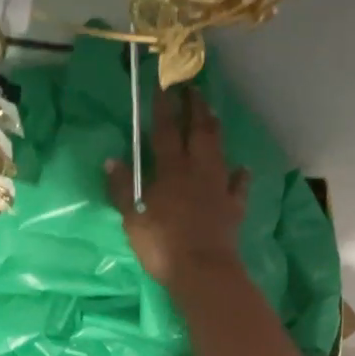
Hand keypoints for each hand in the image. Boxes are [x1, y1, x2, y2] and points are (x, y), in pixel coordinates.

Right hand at [109, 86, 250, 288]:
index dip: (163, 106)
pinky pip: (239, 187)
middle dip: (195, 108)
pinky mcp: (234, 209)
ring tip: (213, 115)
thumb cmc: (162, 245)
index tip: (163, 84)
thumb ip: (122, 188)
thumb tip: (112, 160)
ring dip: (215, 131)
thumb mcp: (132, 218)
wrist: (203, 271)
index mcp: (171, 170)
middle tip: (193, 88)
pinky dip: (240, 176)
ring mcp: (219, 189)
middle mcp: (198, 171)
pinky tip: (242, 169)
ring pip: (219, 151)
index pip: (166, 130)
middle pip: (199, 132)